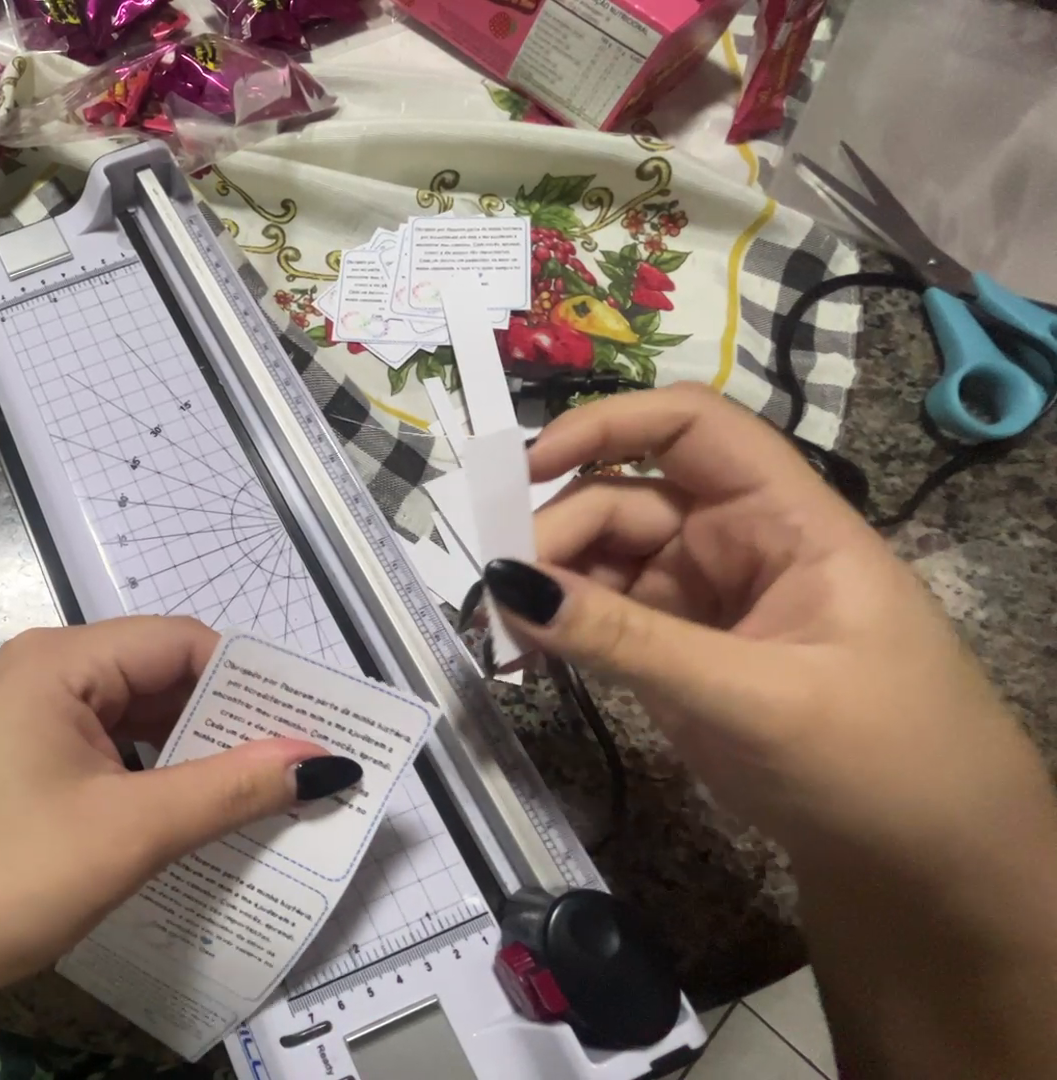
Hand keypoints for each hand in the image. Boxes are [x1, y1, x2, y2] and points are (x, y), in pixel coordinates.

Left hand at [0, 616, 358, 1010]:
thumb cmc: (11, 877)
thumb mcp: (132, 831)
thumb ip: (231, 788)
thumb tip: (322, 761)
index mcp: (58, 660)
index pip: (176, 642)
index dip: (246, 680)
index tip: (305, 726)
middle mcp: (43, 669)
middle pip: (156, 673)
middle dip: (224, 718)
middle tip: (296, 764)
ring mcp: (31, 711)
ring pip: (135, 711)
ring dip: (192, 748)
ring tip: (259, 788)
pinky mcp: (28, 752)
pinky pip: (108, 743)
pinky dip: (153, 769)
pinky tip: (192, 805)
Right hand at [481, 384, 1049, 873]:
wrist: (920, 863)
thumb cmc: (882, 764)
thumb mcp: (751, 696)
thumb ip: (624, 638)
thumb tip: (505, 584)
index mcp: (784, 521)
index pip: (691, 429)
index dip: (605, 427)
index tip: (524, 470)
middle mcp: (731, 541)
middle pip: (617, 500)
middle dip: (552, 539)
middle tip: (502, 599)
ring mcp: (693, 594)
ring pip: (592, 557)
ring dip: (542, 587)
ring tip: (509, 638)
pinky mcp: (664, 642)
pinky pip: (589, 612)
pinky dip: (551, 625)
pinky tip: (527, 654)